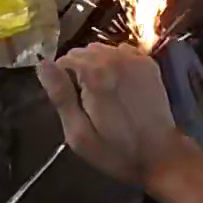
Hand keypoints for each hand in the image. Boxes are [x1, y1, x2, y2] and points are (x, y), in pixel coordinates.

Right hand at [37, 43, 199, 187]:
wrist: (159, 154)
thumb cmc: (115, 150)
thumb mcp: (78, 133)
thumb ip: (60, 95)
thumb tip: (43, 64)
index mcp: (96, 74)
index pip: (67, 58)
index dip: (62, 77)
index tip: (68, 97)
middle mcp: (116, 59)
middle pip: (85, 51)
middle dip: (79, 69)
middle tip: (84, 98)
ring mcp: (136, 59)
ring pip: (104, 49)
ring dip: (97, 63)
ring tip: (101, 91)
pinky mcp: (149, 63)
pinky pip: (123, 52)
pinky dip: (116, 61)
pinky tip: (118, 83)